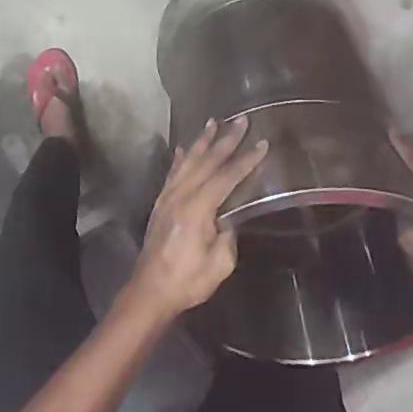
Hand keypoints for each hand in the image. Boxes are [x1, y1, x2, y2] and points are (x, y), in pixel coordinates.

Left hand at [125, 117, 269, 318]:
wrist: (150, 292)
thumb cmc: (188, 280)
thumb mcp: (221, 262)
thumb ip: (228, 234)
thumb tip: (229, 217)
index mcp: (198, 208)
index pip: (227, 177)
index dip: (246, 160)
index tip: (262, 143)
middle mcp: (181, 196)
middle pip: (207, 161)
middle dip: (226, 139)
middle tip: (241, 119)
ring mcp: (168, 198)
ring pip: (188, 162)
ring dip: (202, 141)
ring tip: (213, 122)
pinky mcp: (161, 205)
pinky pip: (173, 173)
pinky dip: (181, 158)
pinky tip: (185, 148)